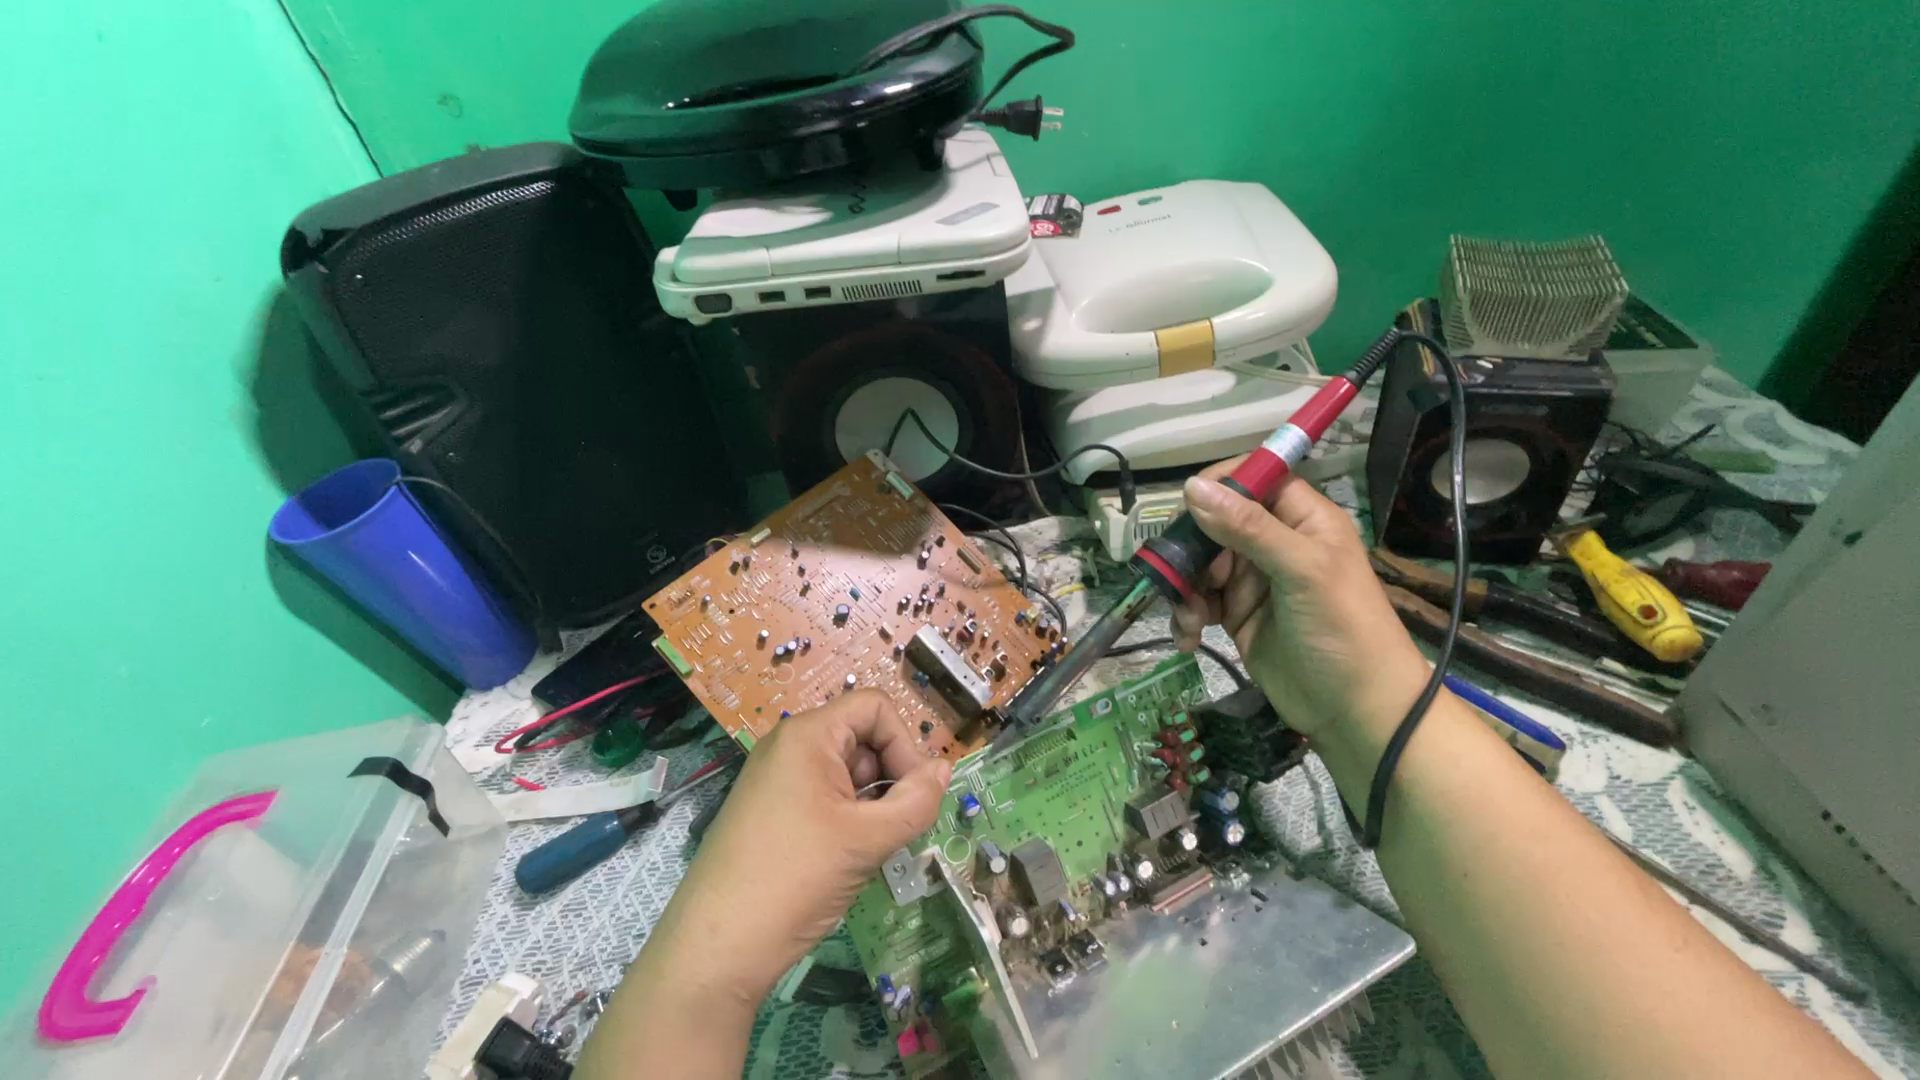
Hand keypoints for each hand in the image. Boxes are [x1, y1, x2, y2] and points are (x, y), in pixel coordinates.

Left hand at [576, 693, 949, 1078]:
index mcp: (807, 736)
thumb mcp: (868, 839)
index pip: (874, 708)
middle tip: (895, 828)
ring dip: (871, 803)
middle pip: (861, 737)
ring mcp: (776, 780)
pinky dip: (848, 819)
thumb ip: (916, 800)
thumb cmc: (796, 878)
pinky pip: (824, 796)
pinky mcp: (771, 812)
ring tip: (870, 849)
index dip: (905, 744)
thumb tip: (945, 769)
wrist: (717, 948)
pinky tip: (846, 859)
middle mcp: (789, 747)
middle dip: (889, 777)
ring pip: (846, 772)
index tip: (915, 794)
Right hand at [1170, 462, 1429, 743]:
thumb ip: (1248, 527)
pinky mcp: (1236, 615)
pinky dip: (1187, 615)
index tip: (1189, 507)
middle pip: (1215, 523)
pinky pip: (1198, 600)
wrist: (1355, 710)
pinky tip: (1189, 637)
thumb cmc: (1342, 629)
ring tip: (1191, 618)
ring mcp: (1252, 580)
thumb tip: (1193, 485)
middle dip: (1192, 548)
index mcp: (1302, 520)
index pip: (1255, 479)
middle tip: (1185, 576)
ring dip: (1185, 587)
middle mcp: (1274, 543)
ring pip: (1200, 563)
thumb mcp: (1301, 571)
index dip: (1220, 485)